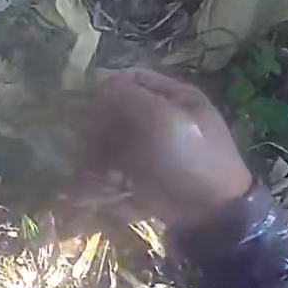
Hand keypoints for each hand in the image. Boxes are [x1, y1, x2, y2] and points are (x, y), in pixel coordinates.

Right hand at [88, 68, 252, 230]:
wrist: (208, 210)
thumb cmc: (193, 158)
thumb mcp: (166, 119)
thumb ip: (132, 96)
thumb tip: (99, 79)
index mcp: (175, 96)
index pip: (133, 77)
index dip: (107, 82)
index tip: (83, 92)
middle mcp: (160, 115)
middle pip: (118, 104)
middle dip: (97, 113)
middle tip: (79, 125)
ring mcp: (148, 142)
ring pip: (110, 130)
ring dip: (93, 138)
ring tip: (84, 150)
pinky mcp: (137, 167)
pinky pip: (110, 156)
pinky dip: (97, 160)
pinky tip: (89, 168)